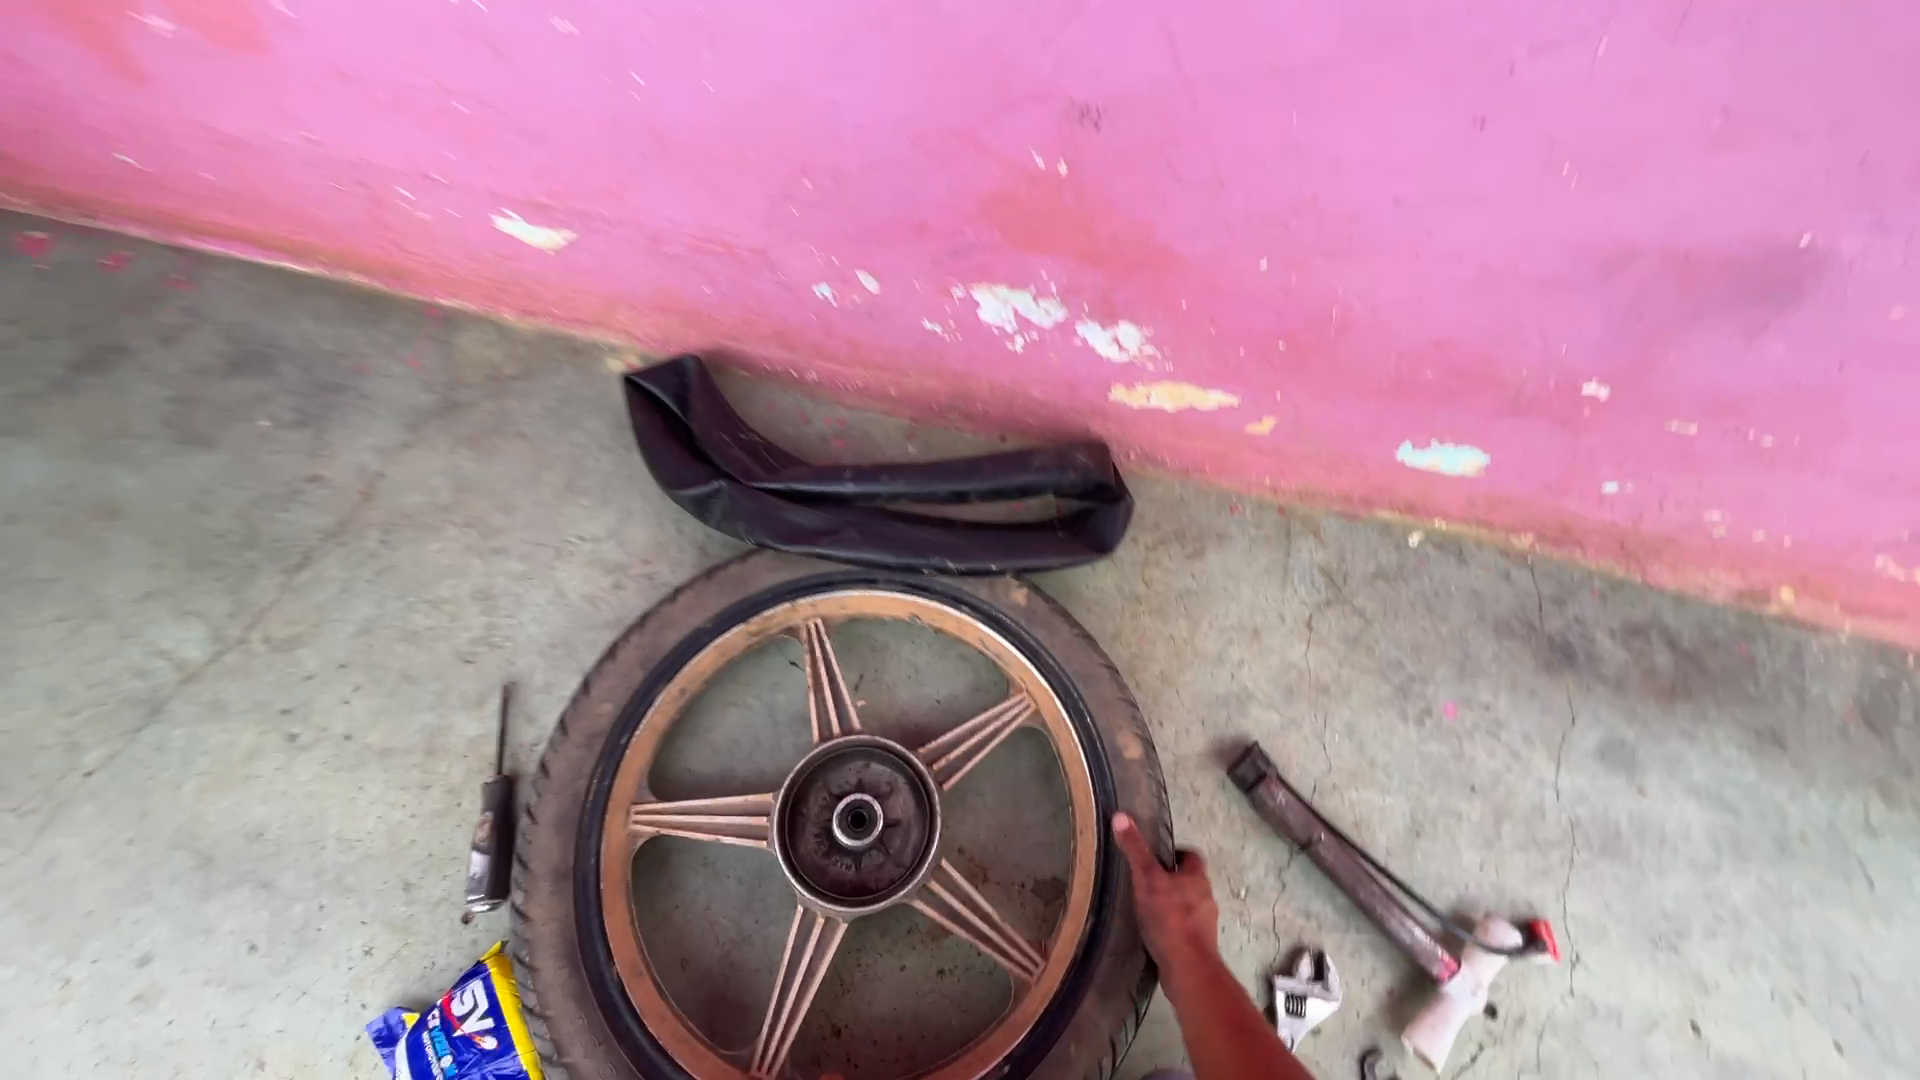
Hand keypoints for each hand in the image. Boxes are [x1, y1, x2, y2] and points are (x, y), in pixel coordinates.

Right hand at [1111, 812, 1219, 976]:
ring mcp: (1205, 924)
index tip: (1159, 856)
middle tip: (1148, 881)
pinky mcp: (1200, 946)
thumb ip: (1134, 849)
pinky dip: (1173, 927)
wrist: (1188, 969)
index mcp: (1197, 878)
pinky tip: (1155, 933)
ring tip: (1148, 908)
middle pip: (1191, 881)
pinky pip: (1186, 929)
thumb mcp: (1147, 878)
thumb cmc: (1169, 918)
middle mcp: (1206, 898)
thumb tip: (1120, 816)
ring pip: (1189, 905)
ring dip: (1173, 905)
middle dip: (1173, 879)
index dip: (1177, 853)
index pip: (1192, 856)